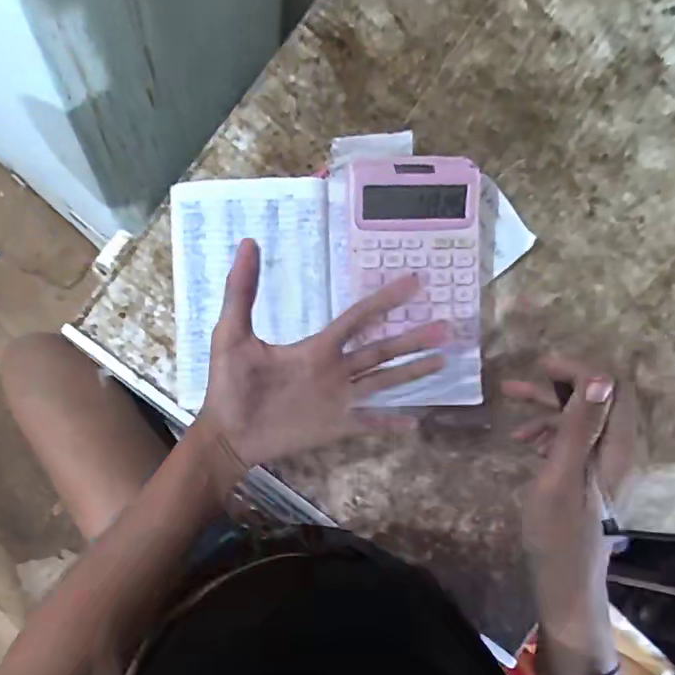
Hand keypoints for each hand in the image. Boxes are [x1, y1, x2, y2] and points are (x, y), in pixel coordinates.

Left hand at [194, 239, 446, 469]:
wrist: (227, 432)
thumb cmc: (229, 385)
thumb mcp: (232, 333)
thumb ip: (242, 291)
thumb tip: (248, 242)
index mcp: (316, 348)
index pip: (358, 319)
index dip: (385, 300)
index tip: (413, 281)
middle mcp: (335, 371)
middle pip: (382, 350)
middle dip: (413, 339)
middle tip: (446, 327)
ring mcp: (338, 399)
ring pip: (384, 382)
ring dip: (412, 372)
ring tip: (443, 361)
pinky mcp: (335, 426)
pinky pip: (369, 422)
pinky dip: (391, 423)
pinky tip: (416, 422)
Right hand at [507, 357, 616, 656]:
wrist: (566, 583)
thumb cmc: (557, 535)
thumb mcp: (560, 478)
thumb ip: (579, 429)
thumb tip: (599, 378)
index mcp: (618, 449)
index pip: (610, 389)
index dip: (578, 370)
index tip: (539, 366)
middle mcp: (620, 453)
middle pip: (596, 404)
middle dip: (555, 390)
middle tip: (512, 388)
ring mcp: (607, 468)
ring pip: (583, 424)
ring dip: (549, 414)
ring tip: (512, 420)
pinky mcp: (593, 481)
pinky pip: (577, 445)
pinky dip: (551, 437)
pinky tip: (526, 444)